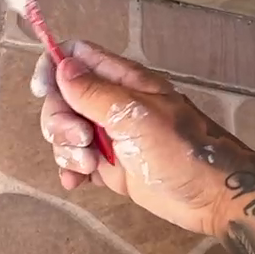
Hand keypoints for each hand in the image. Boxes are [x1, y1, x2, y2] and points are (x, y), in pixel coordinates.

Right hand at [33, 41, 243, 236]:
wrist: (212, 197)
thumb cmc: (182, 150)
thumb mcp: (136, 116)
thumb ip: (95, 92)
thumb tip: (62, 66)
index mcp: (123, 81)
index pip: (77, 56)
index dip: (53, 67)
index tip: (42, 91)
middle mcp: (112, 104)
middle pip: (62, 98)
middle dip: (60, 120)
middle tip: (83, 139)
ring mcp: (110, 136)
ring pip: (65, 132)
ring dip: (66, 149)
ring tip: (90, 166)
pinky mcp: (110, 167)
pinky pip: (75, 161)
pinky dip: (70, 170)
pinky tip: (76, 182)